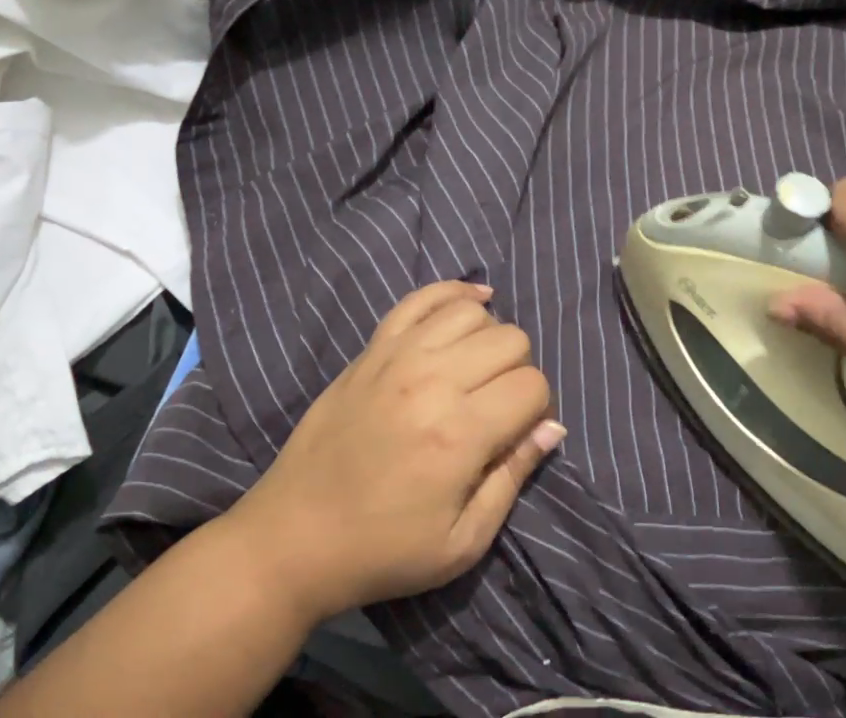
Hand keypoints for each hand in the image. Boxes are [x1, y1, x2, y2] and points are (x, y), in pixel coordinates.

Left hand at [226, 281, 563, 621]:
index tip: (517, 437)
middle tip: (497, 408)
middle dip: (519, 372)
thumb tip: (551, 427)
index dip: (537, 410)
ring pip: (471, 312)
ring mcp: (396, 357)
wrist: (294, 538)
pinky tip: (471, 305)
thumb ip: (513, 477)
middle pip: (510, 340)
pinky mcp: (370, 350)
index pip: (532, 386)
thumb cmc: (384, 551)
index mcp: (459, 434)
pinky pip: (420, 298)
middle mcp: (431, 381)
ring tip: (476, 372)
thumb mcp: (463, 541)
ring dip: (488, 338)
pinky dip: (453, 293)